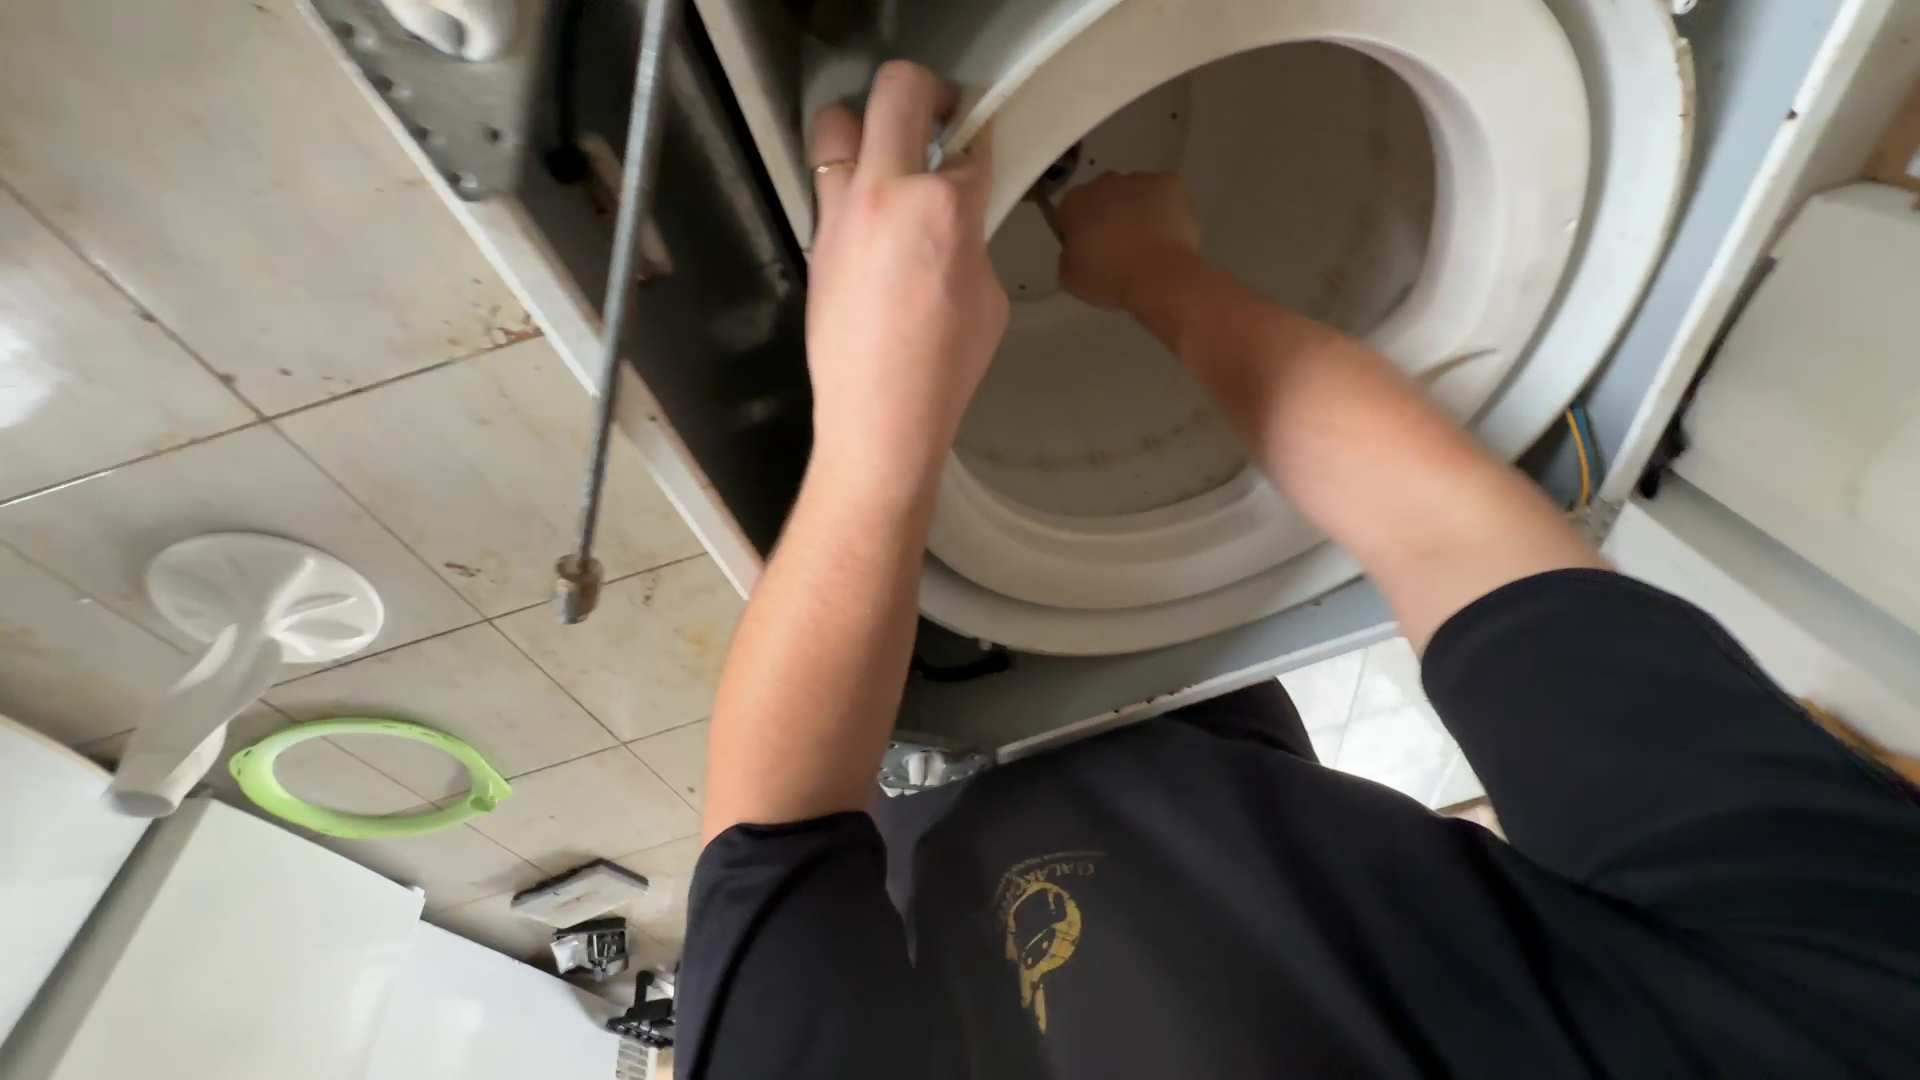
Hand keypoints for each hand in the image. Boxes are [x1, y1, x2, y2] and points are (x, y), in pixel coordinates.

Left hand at [805, 61, 1007, 493]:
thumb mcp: (987, 301)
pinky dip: (849, 184)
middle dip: (929, 92)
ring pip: (836, 122)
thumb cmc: (942, 372)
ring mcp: (841, 216)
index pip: (970, 151)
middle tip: (941, 116)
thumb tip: (959, 226)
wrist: (880, 420)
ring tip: (888, 153)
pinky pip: (826, 186)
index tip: (980, 150)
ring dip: (866, 124)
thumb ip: (972, 243)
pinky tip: (870, 219)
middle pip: (899, 91)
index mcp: (944, 209)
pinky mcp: (815, 243)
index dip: (981, 149)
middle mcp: (886, 196)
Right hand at [1057, 171, 1202, 311]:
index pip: (1069, 211)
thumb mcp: (1070, 278)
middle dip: (1106, 215)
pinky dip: (1162, 210)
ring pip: (1133, 193)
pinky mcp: (1171, 183)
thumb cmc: (1109, 278)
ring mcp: (1140, 180)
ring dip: (1134, 211)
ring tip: (1145, 244)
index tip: (1085, 251)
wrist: (1160, 275)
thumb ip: (1067, 255)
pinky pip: (1162, 195)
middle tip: (1115, 247)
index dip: (1076, 231)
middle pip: (1102, 196)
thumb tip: (1076, 248)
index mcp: (1076, 202)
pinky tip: (1165, 235)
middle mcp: (1105, 182)